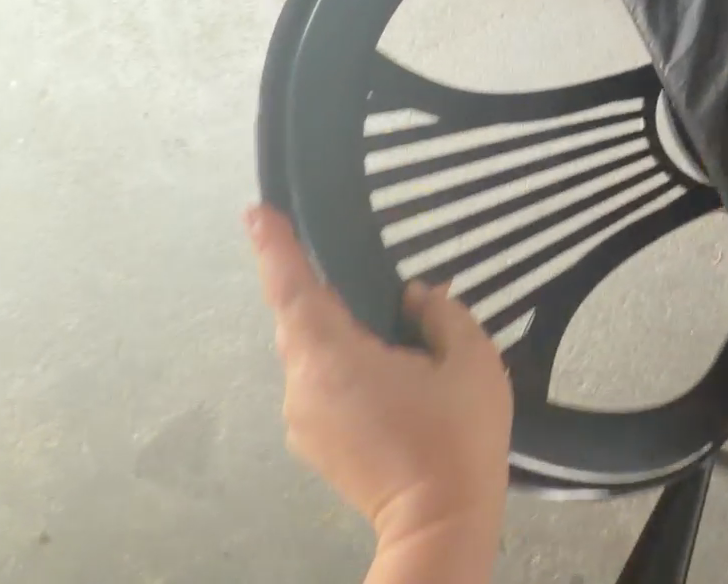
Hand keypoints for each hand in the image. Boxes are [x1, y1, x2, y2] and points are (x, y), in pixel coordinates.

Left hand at [246, 205, 511, 551]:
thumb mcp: (471, 357)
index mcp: (337, 361)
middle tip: (374, 276)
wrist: (441, 516)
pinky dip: (351, 364)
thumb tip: (414, 298)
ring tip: (405, 336)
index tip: (256, 212)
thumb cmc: (459, 430)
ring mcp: (303, 421)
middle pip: (305, 324)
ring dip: (348, 334)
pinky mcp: (315, 442)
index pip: (298, 293)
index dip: (277, 250)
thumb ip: (440, 314)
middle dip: (329, 293)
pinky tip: (397, 373)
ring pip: (317, 356)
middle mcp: (303, 389)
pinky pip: (325, 384)